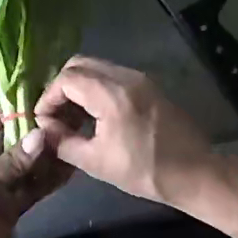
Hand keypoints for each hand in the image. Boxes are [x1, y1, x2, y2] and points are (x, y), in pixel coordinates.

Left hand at [0, 111, 72, 237]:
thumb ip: (13, 161)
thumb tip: (41, 134)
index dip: (0, 116)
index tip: (29, 111)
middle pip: (9, 144)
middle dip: (32, 137)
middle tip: (62, 127)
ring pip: (25, 168)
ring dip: (45, 160)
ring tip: (72, 147)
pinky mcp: (11, 207)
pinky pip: (31, 189)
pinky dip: (47, 182)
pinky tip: (68, 172)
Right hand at [34, 57, 215, 207]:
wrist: (195, 173)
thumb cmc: (145, 171)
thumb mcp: (96, 162)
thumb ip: (63, 142)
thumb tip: (42, 130)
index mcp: (112, 94)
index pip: (67, 79)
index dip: (48, 97)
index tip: (42, 121)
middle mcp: (126, 77)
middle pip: (80, 64)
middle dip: (62, 88)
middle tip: (55, 116)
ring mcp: (141, 79)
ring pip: (98, 68)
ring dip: (80, 88)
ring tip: (72, 119)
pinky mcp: (150, 86)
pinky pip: (114, 77)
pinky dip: (97, 89)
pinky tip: (95, 117)